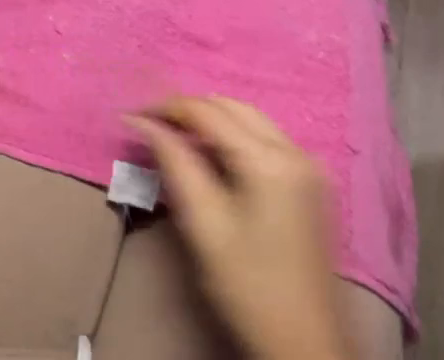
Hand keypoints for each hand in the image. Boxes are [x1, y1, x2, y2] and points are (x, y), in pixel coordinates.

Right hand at [126, 96, 352, 359]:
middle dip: (189, 110)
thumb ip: (173, 163)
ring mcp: (309, 167)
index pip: (207, 111)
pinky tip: (211, 157)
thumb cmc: (248, 285)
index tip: (132, 117)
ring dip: (211, 120)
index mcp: (269, 160)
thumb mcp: (203, 223)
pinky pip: (266, 138)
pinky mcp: (312, 184)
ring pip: (250, 119)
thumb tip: (142, 122)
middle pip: (232, 106)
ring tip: (175, 139)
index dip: (165, 108)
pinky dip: (234, 136)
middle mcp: (295, 152)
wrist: (307, 343)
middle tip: (151, 127)